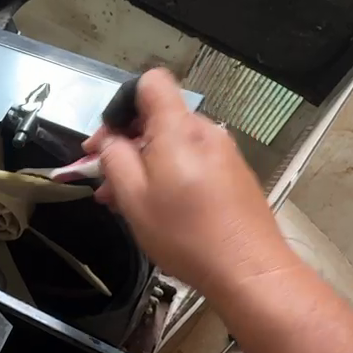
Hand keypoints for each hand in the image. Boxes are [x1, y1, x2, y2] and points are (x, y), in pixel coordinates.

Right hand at [85, 68, 296, 297]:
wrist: (249, 270)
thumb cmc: (186, 233)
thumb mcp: (133, 197)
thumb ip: (114, 158)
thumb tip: (109, 141)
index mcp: (178, 129)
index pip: (150, 83)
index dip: (122, 103)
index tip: (106, 139)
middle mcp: (204, 132)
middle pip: (157, 116)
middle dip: (125, 142)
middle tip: (103, 176)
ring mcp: (223, 153)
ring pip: (171, 143)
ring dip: (143, 163)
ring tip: (122, 198)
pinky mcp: (232, 175)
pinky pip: (190, 160)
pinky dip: (166, 174)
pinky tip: (155, 206)